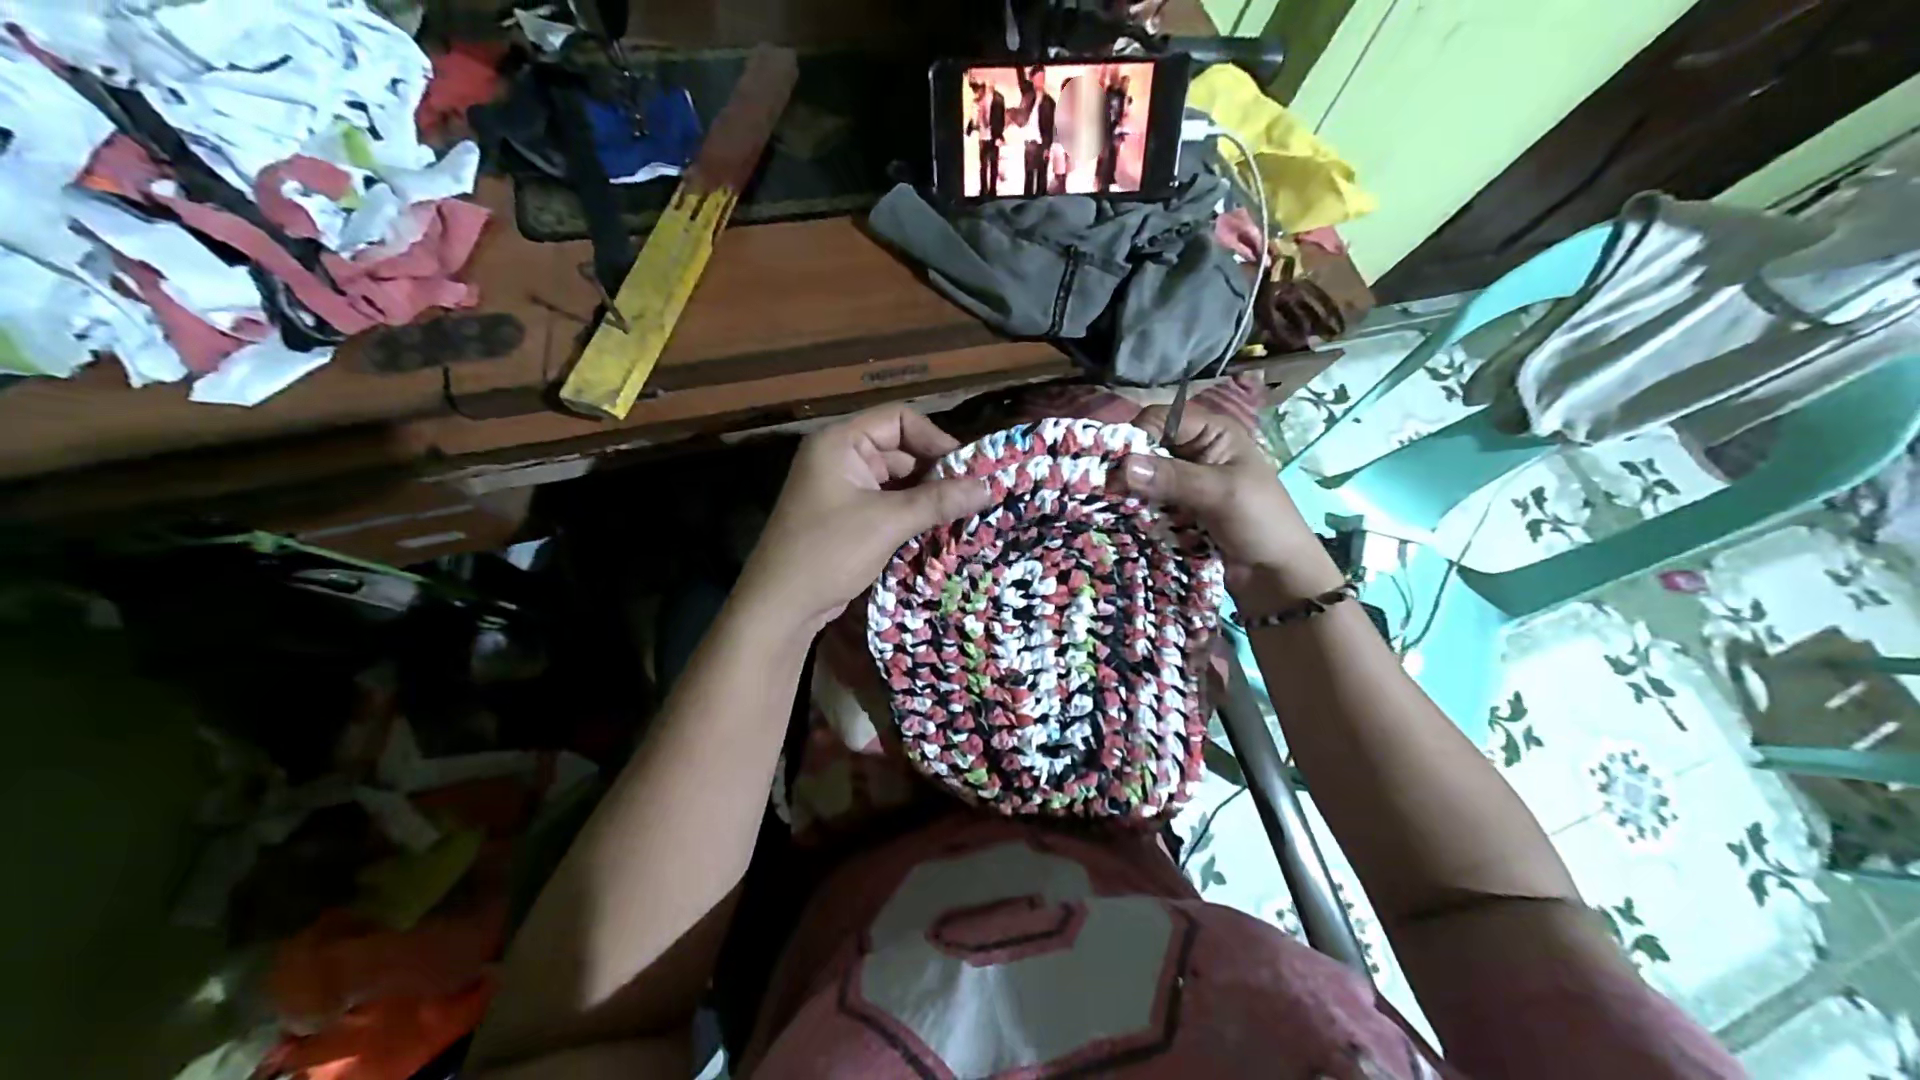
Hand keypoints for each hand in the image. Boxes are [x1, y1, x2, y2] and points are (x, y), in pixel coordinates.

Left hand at [736, 405, 992, 631]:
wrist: (780, 606)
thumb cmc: (829, 551)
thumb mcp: (887, 522)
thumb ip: (938, 501)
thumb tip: (989, 487)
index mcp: (840, 442)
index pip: (898, 419)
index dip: (935, 439)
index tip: (967, 468)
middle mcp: (840, 457)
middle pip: (900, 449)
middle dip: (936, 471)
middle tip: (973, 494)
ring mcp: (842, 488)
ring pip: (897, 480)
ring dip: (927, 495)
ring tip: (963, 512)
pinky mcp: (847, 517)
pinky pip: (887, 503)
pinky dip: (912, 512)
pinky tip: (939, 528)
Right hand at [1119, 402, 1343, 599]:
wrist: (1273, 575)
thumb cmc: (1261, 523)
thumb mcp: (1221, 493)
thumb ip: (1173, 477)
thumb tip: (1123, 465)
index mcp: (1211, 433)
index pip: (1162, 419)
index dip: (1137, 435)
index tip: (1116, 464)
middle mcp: (1192, 452)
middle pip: (1145, 447)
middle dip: (1125, 467)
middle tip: (1104, 489)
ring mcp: (1180, 484)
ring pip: (1139, 478)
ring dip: (1125, 492)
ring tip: (1106, 506)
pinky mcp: (1170, 511)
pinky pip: (1141, 504)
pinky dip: (1130, 511)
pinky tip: (1117, 519)